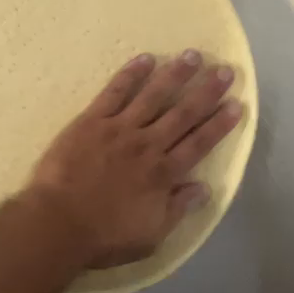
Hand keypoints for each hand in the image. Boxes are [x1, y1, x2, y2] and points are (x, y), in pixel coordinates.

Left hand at [25, 50, 243, 268]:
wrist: (57, 223)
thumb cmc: (103, 237)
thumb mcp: (150, 236)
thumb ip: (177, 209)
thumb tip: (203, 188)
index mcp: (163, 174)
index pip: (199, 144)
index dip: (220, 124)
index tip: (236, 104)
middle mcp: (147, 146)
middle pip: (183, 114)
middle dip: (206, 91)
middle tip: (224, 70)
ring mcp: (120, 129)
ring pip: (154, 95)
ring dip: (175, 74)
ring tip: (192, 55)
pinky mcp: (93, 120)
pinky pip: (115, 92)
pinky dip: (131, 74)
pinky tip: (146, 58)